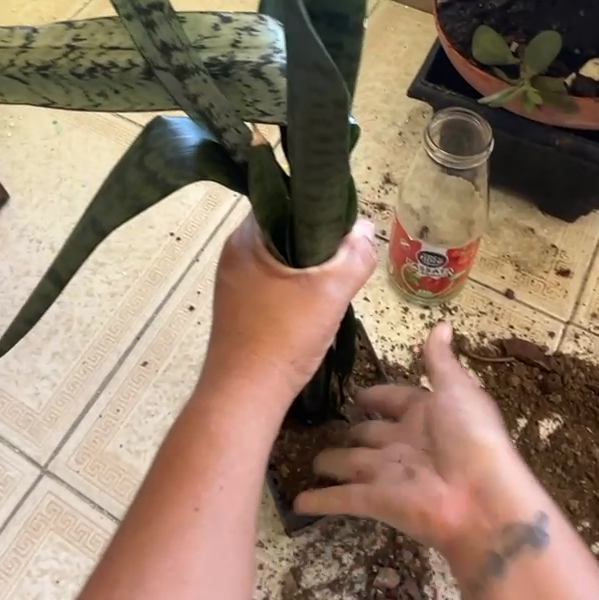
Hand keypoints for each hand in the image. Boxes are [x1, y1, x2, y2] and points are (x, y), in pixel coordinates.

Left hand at [201, 215, 375, 408]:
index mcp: (246, 239)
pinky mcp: (239, 308)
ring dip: (309, 269)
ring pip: (282, 260)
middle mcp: (234, 255)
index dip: (317, 207)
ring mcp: (234, 283)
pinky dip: (296, 289)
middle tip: (346, 255)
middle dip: (318, 242)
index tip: (344, 223)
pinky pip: (273, 284)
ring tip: (335, 281)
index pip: (284, 201)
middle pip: (285, 231)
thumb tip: (364, 227)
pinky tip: (317, 305)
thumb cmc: (282, 338)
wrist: (244, 398)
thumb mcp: (330, 293)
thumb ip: (354, 257)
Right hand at [293, 323, 544, 563]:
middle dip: (352, 432)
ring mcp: (390, 475)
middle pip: (371, 436)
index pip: (395, 401)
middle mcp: (406, 445)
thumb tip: (442, 323)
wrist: (483, 502)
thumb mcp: (456, 389)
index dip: (378, 396)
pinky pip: (343, 498)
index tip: (357, 394)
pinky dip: (321, 500)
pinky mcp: (377, 502)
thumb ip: (439, 360)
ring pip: (352, 465)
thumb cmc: (471, 437)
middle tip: (324, 428)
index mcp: (426, 416)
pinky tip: (298, 500)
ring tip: (311, 461)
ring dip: (333, 464)